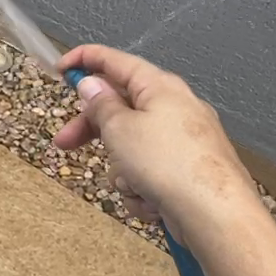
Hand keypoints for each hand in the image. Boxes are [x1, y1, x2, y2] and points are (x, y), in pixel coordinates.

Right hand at [52, 44, 260, 252]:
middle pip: (118, 108)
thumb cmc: (167, 163)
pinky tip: (149, 200)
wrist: (217, 216)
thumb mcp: (119, 128)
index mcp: (159, 87)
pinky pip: (145, 171)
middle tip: (63, 143)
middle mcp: (173, 108)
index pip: (114, 61)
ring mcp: (180, 141)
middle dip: (90, 129)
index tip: (58, 69)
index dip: (83, 60)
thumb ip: (100, 104)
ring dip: (120, 167)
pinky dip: (140, 186)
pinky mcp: (184, 171)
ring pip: (128, 145)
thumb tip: (91, 83)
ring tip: (131, 184)